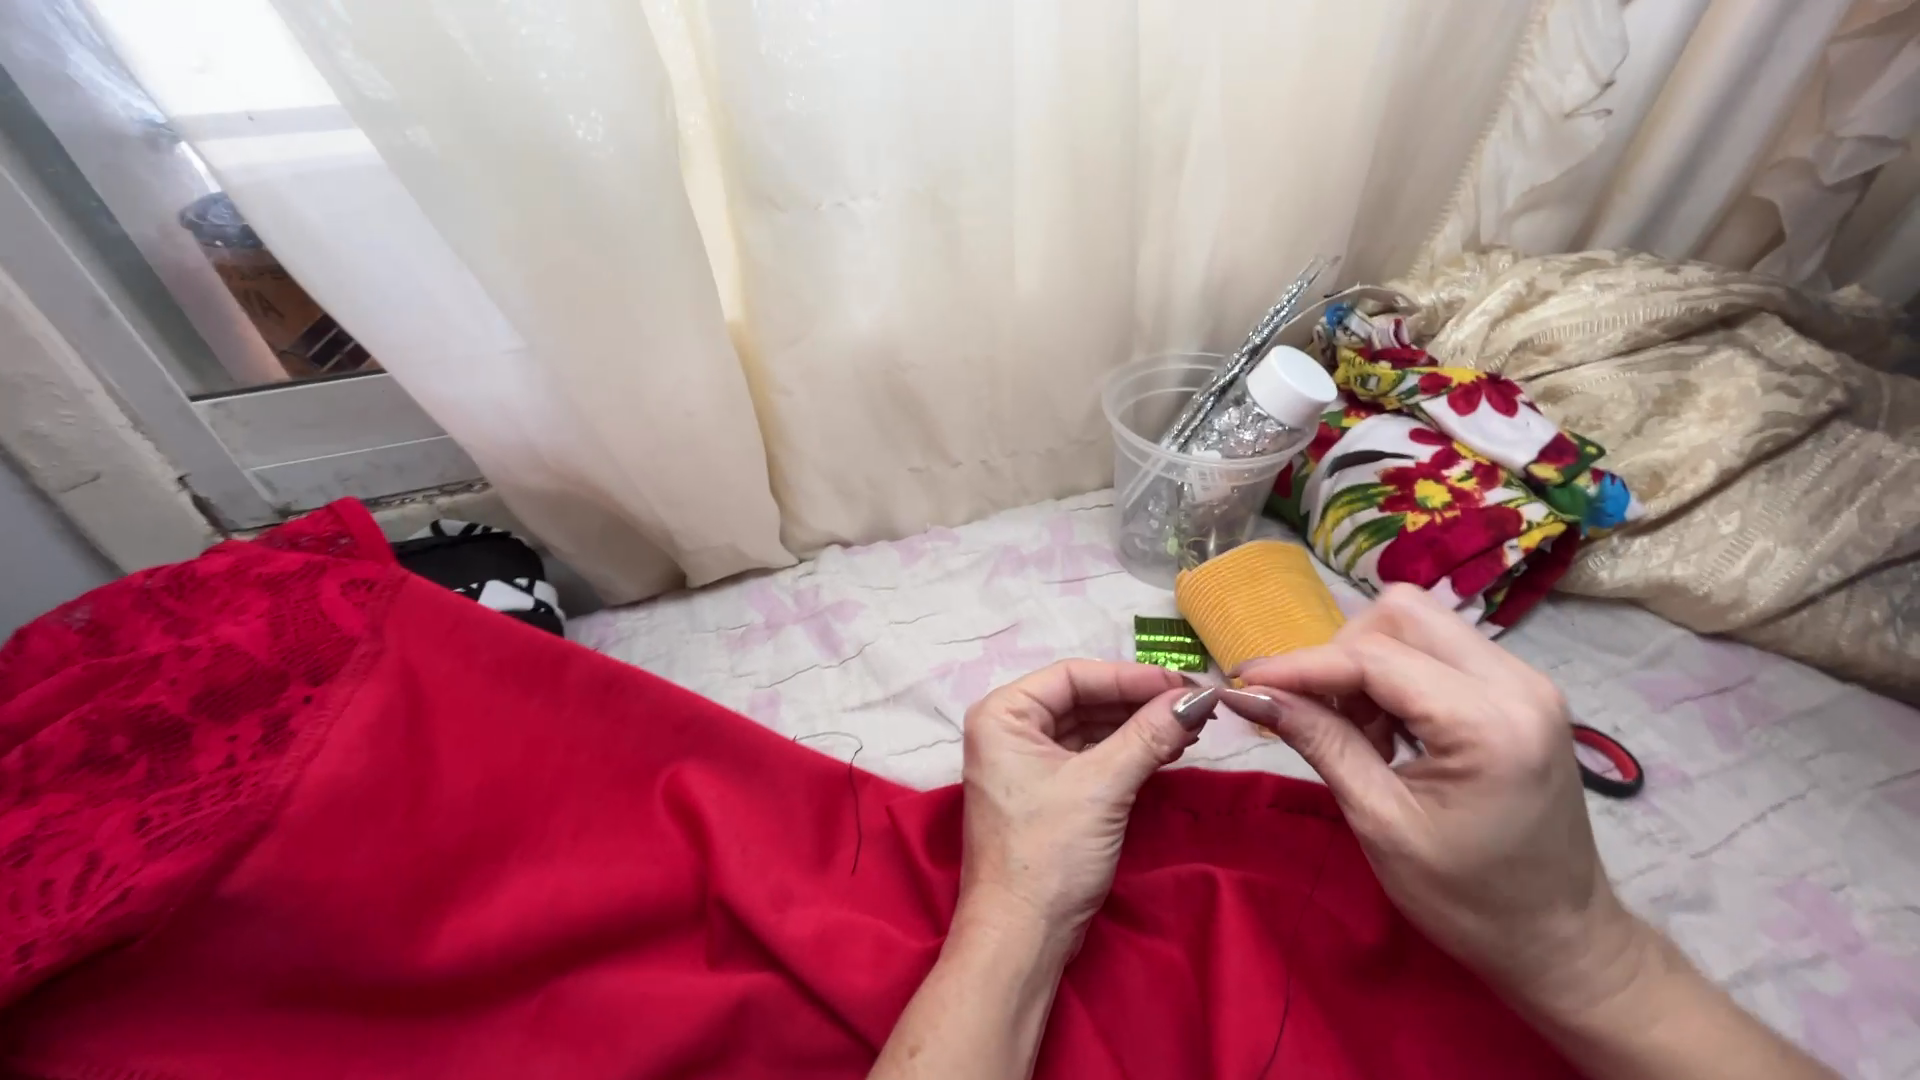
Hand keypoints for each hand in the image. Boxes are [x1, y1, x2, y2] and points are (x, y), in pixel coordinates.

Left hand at [957, 660, 1196, 948]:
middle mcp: (1009, 729)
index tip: (1183, 683)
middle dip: (1140, 702)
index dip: (1131, 676)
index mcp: (1002, 714)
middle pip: (1084, 699)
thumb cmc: (1048, 852)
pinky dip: (1129, 752)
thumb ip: (1149, 735)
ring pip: (1091, 727)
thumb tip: (1197, 698)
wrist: (1021, 937)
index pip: (1074, 676)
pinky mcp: (1048, 789)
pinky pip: (1092, 755)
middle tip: (1195, 704)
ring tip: (1192, 726)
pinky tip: (1169, 748)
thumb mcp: (1103, 786)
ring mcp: (1027, 760)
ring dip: (1140, 727)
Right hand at [1233, 585, 1647, 1014]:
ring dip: (1363, 664)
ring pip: (1415, 624)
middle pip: (1400, 614)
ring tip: (1354, 730)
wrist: (1559, 940)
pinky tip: (1384, 729)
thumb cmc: (1468, 899)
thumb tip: (1249, 694)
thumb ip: (1319, 742)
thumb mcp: (1380, 822)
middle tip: (1315, 713)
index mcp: (1490, 723)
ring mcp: (1522, 681)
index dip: (1300, 665)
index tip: (1244, 681)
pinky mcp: (1515, 690)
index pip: (1373, 658)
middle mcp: (1516, 683)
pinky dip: (1390, 675)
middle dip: (1339, 654)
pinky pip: (1433, 649)